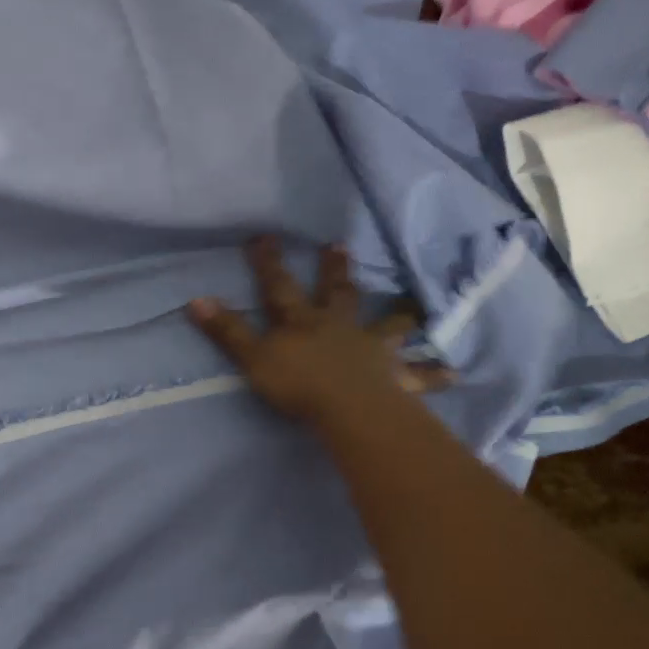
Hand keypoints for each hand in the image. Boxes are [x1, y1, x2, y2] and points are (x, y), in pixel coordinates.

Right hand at [186, 237, 452, 421]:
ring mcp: (373, 350)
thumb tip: (196, 299)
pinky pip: (420, 376)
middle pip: (337, 294)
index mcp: (301, 321)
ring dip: (398, 317)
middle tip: (339, 246)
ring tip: (410, 306)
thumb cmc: (297, 384)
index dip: (270, 263)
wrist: (351, 410)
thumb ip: (227, 330)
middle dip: (334, 271)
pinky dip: (434, 373)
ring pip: (388, 328)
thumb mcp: (252, 357)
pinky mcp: (397, 378)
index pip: (279, 286)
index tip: (264, 237)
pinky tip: (451, 372)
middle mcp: (339, 327)